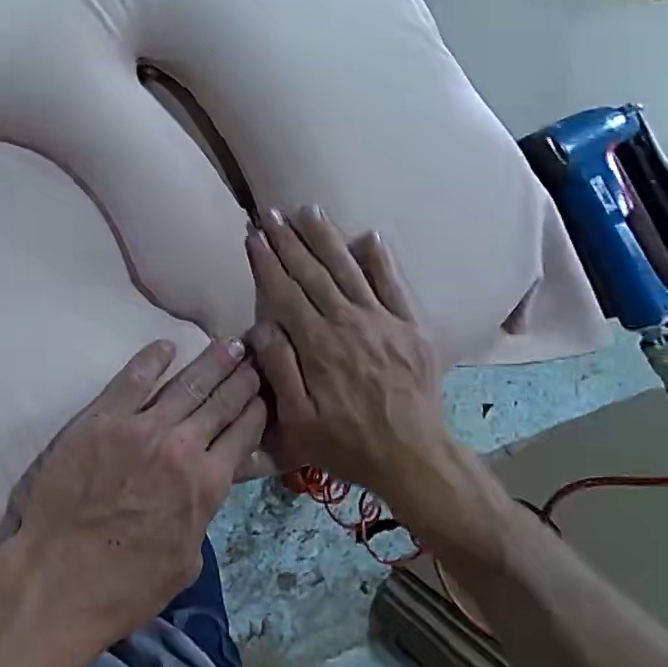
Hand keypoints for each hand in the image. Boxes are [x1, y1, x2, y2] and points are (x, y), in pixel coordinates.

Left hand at [15, 338, 264, 646]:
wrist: (56, 582)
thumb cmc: (126, 585)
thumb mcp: (188, 559)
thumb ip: (203, 513)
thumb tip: (204, 487)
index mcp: (208, 483)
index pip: (245, 430)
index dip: (258, 408)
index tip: (265, 393)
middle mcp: (183, 446)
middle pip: (223, 400)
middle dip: (244, 376)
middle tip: (254, 356)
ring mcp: (141, 428)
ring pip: (187, 383)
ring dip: (213, 361)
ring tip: (229, 342)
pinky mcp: (101, 419)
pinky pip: (133, 379)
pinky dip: (152, 359)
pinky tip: (167, 345)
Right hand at [244, 205, 452, 503]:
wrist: (413, 456)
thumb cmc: (348, 445)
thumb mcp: (299, 423)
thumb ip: (280, 372)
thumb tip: (262, 327)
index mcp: (318, 345)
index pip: (285, 292)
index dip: (267, 262)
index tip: (254, 235)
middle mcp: (348, 322)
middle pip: (313, 273)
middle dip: (290, 240)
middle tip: (273, 212)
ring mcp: (383, 321)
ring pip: (349, 269)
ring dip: (327, 238)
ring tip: (310, 210)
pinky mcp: (410, 326)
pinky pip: (394, 285)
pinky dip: (381, 259)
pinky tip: (370, 235)